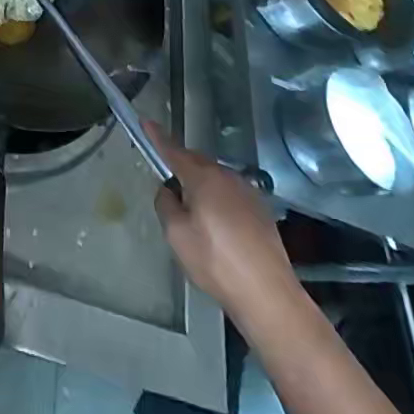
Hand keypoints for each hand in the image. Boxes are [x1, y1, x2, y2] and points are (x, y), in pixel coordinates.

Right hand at [147, 121, 295, 324]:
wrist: (267, 292)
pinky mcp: (261, 209)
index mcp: (203, 178)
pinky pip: (230, 193)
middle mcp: (227, 176)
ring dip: (201, 186)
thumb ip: (166, 205)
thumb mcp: (176, 235)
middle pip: (196, 162)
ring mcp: (248, 191)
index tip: (146, 121)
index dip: (157, 137)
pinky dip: (218, 200)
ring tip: (194, 216)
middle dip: (181, 167)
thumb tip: (169, 191)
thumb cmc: (215, 261)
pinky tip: (218, 227)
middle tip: (169, 188)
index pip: (174, 151)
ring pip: (215, 178)